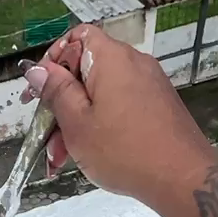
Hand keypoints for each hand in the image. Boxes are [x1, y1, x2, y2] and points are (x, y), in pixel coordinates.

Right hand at [20, 23, 217, 211]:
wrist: (181, 178)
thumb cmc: (124, 151)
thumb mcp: (77, 124)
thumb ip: (55, 92)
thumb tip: (37, 69)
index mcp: (110, 59)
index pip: (75, 38)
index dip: (51, 62)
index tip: (36, 94)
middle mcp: (132, 63)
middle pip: (85, 72)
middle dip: (60, 105)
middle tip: (47, 141)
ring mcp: (148, 85)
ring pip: (100, 95)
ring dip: (77, 123)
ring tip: (64, 159)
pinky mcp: (157, 106)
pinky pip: (119, 107)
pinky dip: (100, 126)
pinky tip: (91, 156)